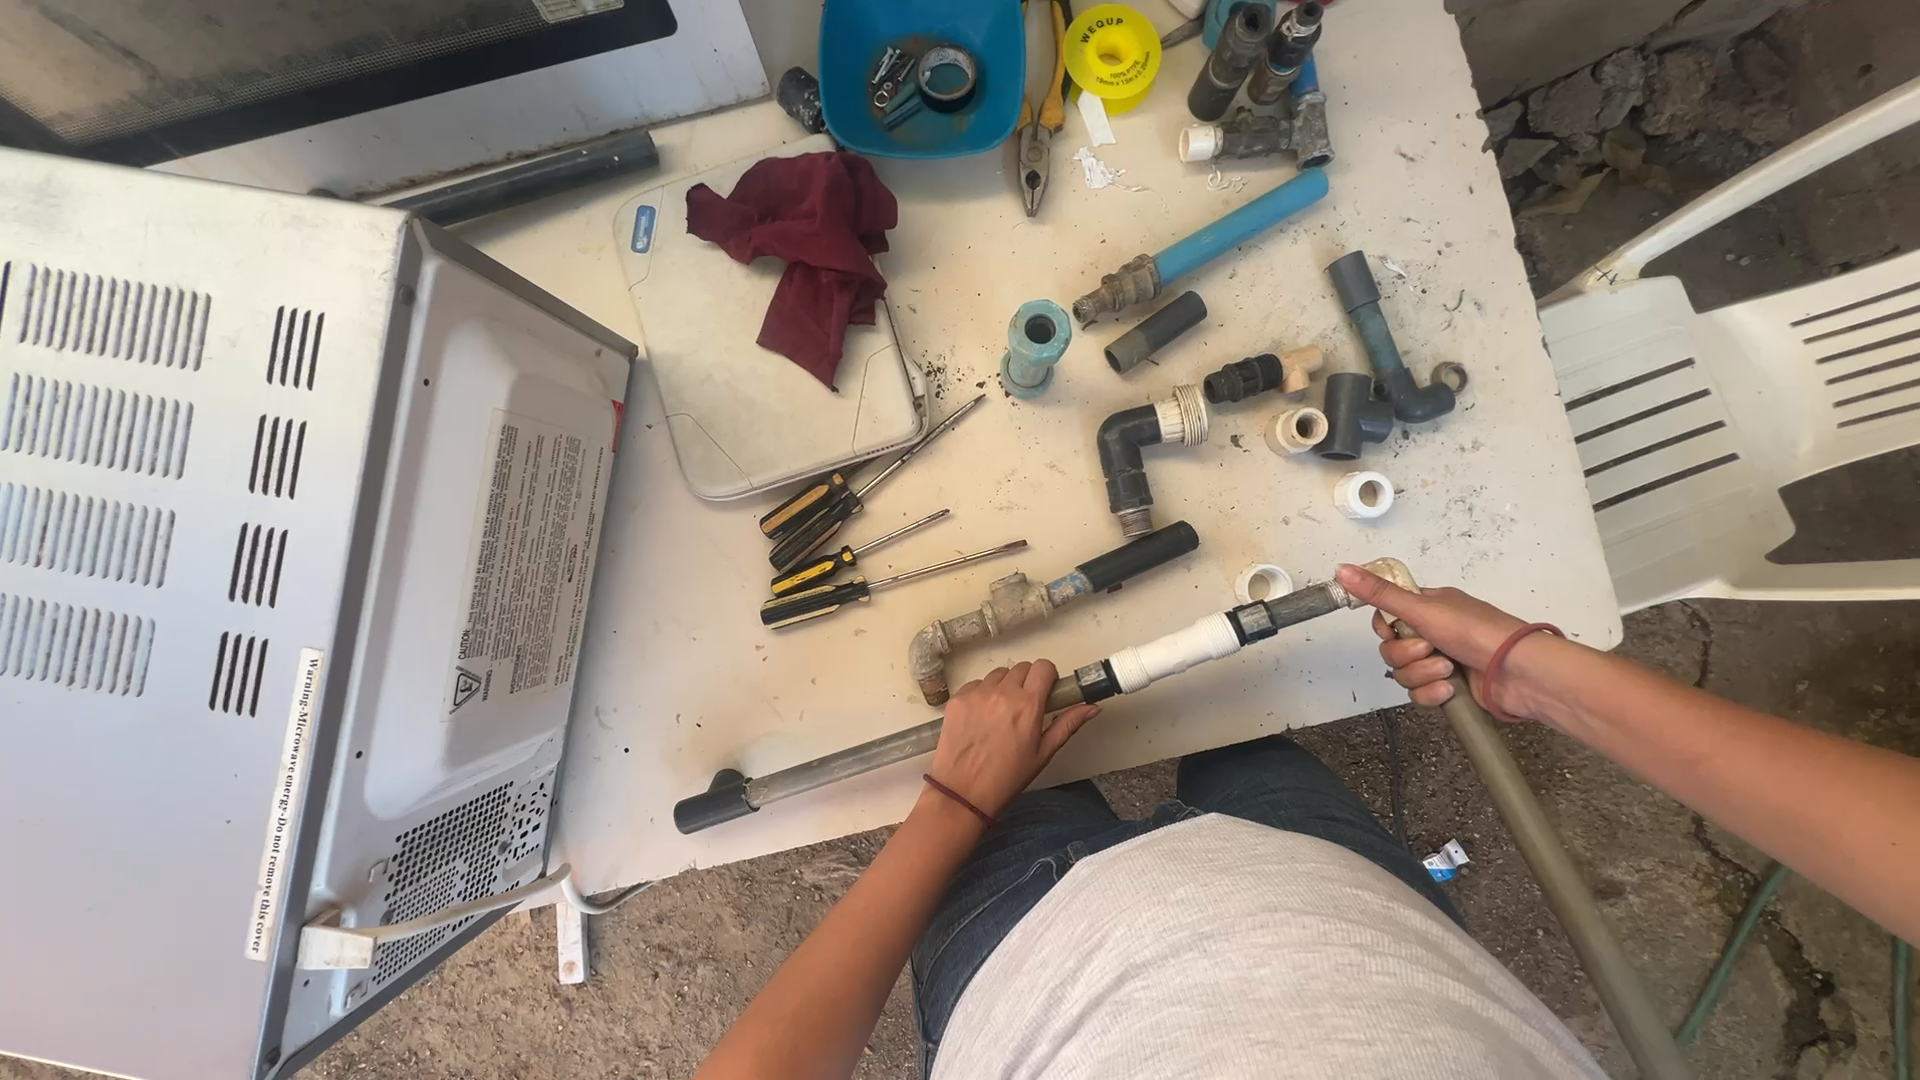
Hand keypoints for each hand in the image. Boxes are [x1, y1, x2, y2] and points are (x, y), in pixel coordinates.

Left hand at [929, 660, 1100, 816]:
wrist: (963, 793)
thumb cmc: (1007, 777)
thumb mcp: (1043, 753)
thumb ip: (1068, 724)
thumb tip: (1092, 708)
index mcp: (1028, 705)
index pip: (1043, 667)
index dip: (1047, 675)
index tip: (1045, 689)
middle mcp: (1002, 693)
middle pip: (1021, 668)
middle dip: (1027, 681)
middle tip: (1024, 706)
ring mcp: (977, 694)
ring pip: (997, 674)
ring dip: (1003, 686)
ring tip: (1001, 713)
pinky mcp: (957, 699)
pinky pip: (975, 684)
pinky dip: (981, 694)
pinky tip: (981, 717)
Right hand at [1334, 564, 1534, 718]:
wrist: (1521, 673)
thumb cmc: (1478, 632)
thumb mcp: (1422, 608)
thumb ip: (1379, 593)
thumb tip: (1341, 569)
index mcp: (1429, 608)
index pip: (1386, 617)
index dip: (1384, 628)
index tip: (1392, 630)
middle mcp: (1434, 633)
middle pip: (1391, 648)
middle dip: (1406, 654)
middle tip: (1429, 649)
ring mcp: (1441, 661)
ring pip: (1403, 672)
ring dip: (1422, 673)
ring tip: (1448, 670)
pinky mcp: (1449, 688)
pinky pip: (1419, 694)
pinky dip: (1432, 693)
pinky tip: (1450, 688)